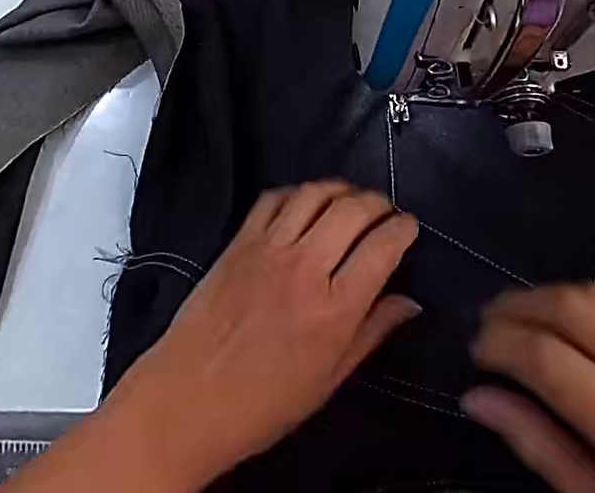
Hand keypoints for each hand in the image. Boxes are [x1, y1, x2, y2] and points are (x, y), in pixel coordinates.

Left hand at [3, 182, 419, 492]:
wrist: (183, 404)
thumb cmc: (263, 403)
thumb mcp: (329, 379)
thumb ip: (373, 331)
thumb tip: (411, 302)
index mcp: (334, 308)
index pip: (383, 247)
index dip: (404, 229)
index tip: (409, 227)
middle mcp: (306, 267)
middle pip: (355, 209)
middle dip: (380, 203)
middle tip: (385, 212)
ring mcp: (270, 248)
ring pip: (317, 193)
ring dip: (343, 189)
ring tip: (352, 200)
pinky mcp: (240, 241)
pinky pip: (276, 197)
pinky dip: (299, 192)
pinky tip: (307, 203)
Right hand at [464, 285, 594, 492]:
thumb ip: (549, 455)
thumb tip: (485, 400)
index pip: (556, 362)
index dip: (503, 344)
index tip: (478, 348)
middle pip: (580, 308)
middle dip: (522, 305)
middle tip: (490, 324)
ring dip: (553, 299)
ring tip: (522, 321)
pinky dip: (594, 314)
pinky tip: (575, 334)